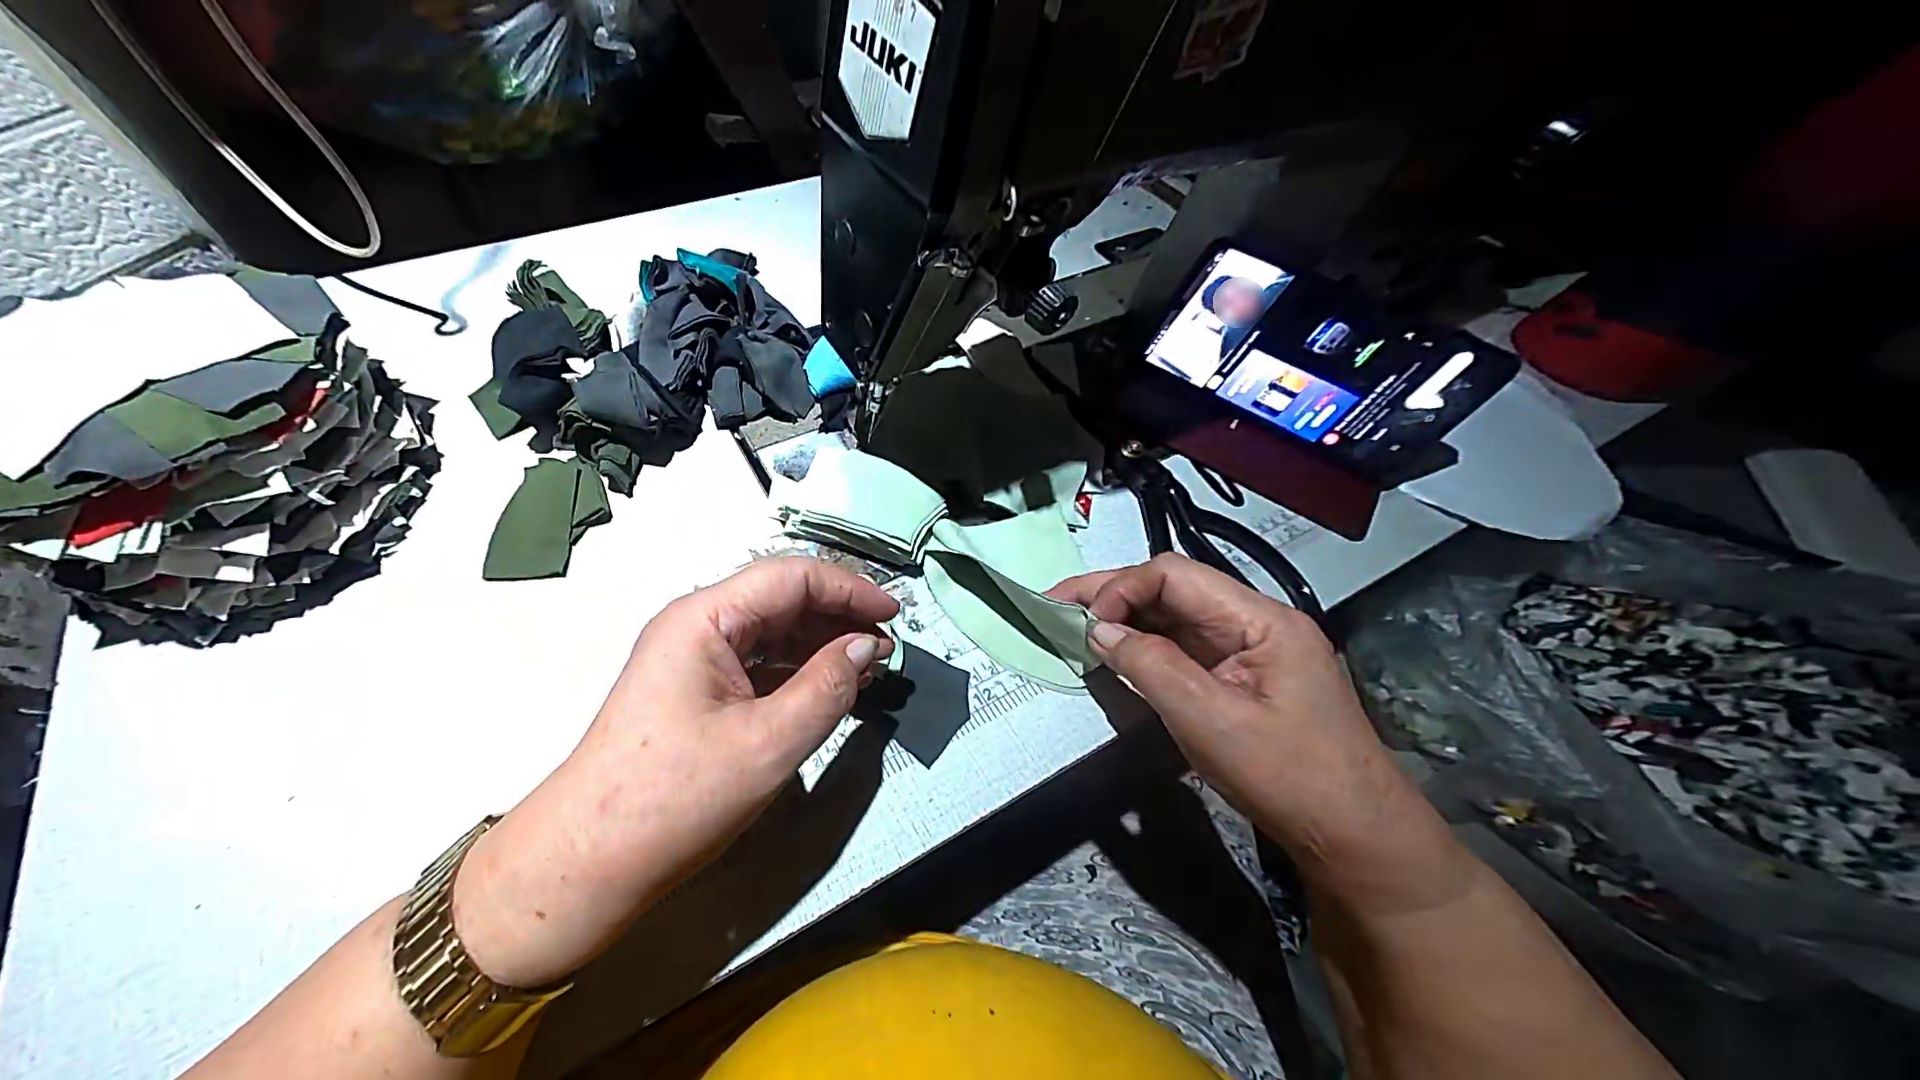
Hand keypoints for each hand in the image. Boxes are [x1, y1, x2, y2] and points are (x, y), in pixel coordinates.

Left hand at [454, 558, 898, 985]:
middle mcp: (698, 627)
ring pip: (774, 632)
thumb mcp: (768, 743)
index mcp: (705, 619)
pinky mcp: (699, 691)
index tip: (893, 613)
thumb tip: (866, 647)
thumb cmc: (671, 800)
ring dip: (823, 644)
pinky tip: (831, 687)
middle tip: (886, 645)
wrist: (587, 864)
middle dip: (839, 617)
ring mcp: (695, 659)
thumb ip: (827, 686)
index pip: (792, 578)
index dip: (849, 590)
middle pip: (782, 599)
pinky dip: (801, 670)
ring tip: (868, 667)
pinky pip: (761, 663)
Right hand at [1049, 554, 1472, 913]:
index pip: (1174, 575)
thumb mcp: (1209, 722)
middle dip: (1113, 594)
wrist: (1355, 837)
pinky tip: (1117, 653)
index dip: (1122, 589)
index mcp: (1260, 619)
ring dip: (1126, 619)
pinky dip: (1147, 648)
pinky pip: (1185, 648)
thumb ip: (1150, 667)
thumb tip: (1098, 631)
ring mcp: (1248, 650)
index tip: (1086, 623)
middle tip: (1059, 603)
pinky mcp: (1241, 677)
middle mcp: (1254, 622)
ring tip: (1076, 623)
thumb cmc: (1290, 778)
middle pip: (1173, 589)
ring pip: (1175, 617)